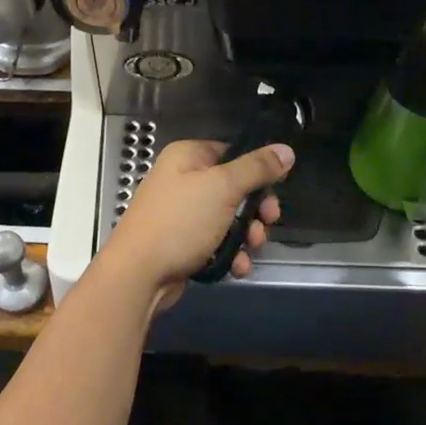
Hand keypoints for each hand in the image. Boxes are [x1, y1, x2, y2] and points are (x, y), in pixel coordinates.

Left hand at [99, 139, 293, 295]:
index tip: (277, 189)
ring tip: (251, 248)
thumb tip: (286, 150)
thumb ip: (257, 168)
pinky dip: (230, 253)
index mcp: (188, 156)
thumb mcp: (223, 188)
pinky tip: (238, 267)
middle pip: (234, 188)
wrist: (139, 274)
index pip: (232, 153)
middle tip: (267, 223)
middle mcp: (182, 180)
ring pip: (229, 219)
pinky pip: (216, 242)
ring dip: (247, 235)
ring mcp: (181, 213)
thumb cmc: (181, 221)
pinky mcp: (183, 242)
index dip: (257, 170)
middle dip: (256, 210)